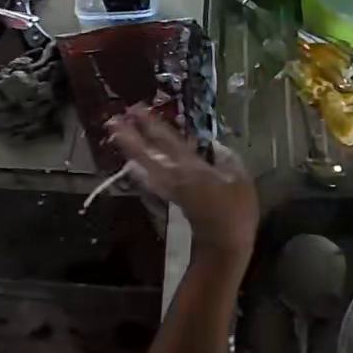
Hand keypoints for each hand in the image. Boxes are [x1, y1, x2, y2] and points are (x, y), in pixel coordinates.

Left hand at [105, 106, 256, 256]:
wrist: (224, 243)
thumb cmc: (235, 210)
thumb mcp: (240, 179)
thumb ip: (226, 158)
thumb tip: (215, 145)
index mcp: (190, 166)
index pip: (166, 140)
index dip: (150, 123)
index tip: (136, 109)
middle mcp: (173, 175)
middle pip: (145, 152)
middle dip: (128, 136)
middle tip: (112, 121)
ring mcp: (167, 188)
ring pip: (143, 165)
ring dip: (129, 149)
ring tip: (116, 135)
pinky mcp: (167, 198)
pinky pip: (148, 178)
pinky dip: (138, 167)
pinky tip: (132, 162)